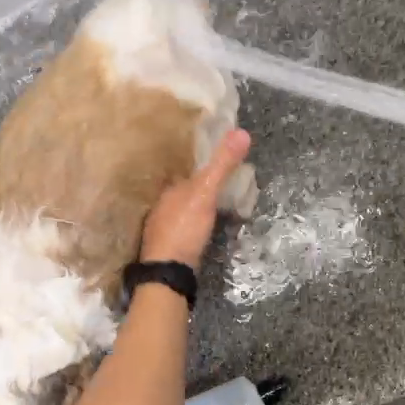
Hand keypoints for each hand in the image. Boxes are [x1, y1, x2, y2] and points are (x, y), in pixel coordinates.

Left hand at [140, 129, 251, 270]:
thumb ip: (222, 165)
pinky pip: (185, 228)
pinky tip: (204, 228)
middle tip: (224, 183)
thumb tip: (242, 132)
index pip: (185, 170)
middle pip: (184, 190)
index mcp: (168, 190)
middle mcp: (161, 206)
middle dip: (200, 186)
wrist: (168, 272)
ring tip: (218, 204)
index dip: (201, 165)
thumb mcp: (206, 194)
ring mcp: (163, 229)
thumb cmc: (184, 229)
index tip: (219, 161)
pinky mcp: (170, 248)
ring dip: (197, 206)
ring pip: (183, 210)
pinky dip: (195, 224)